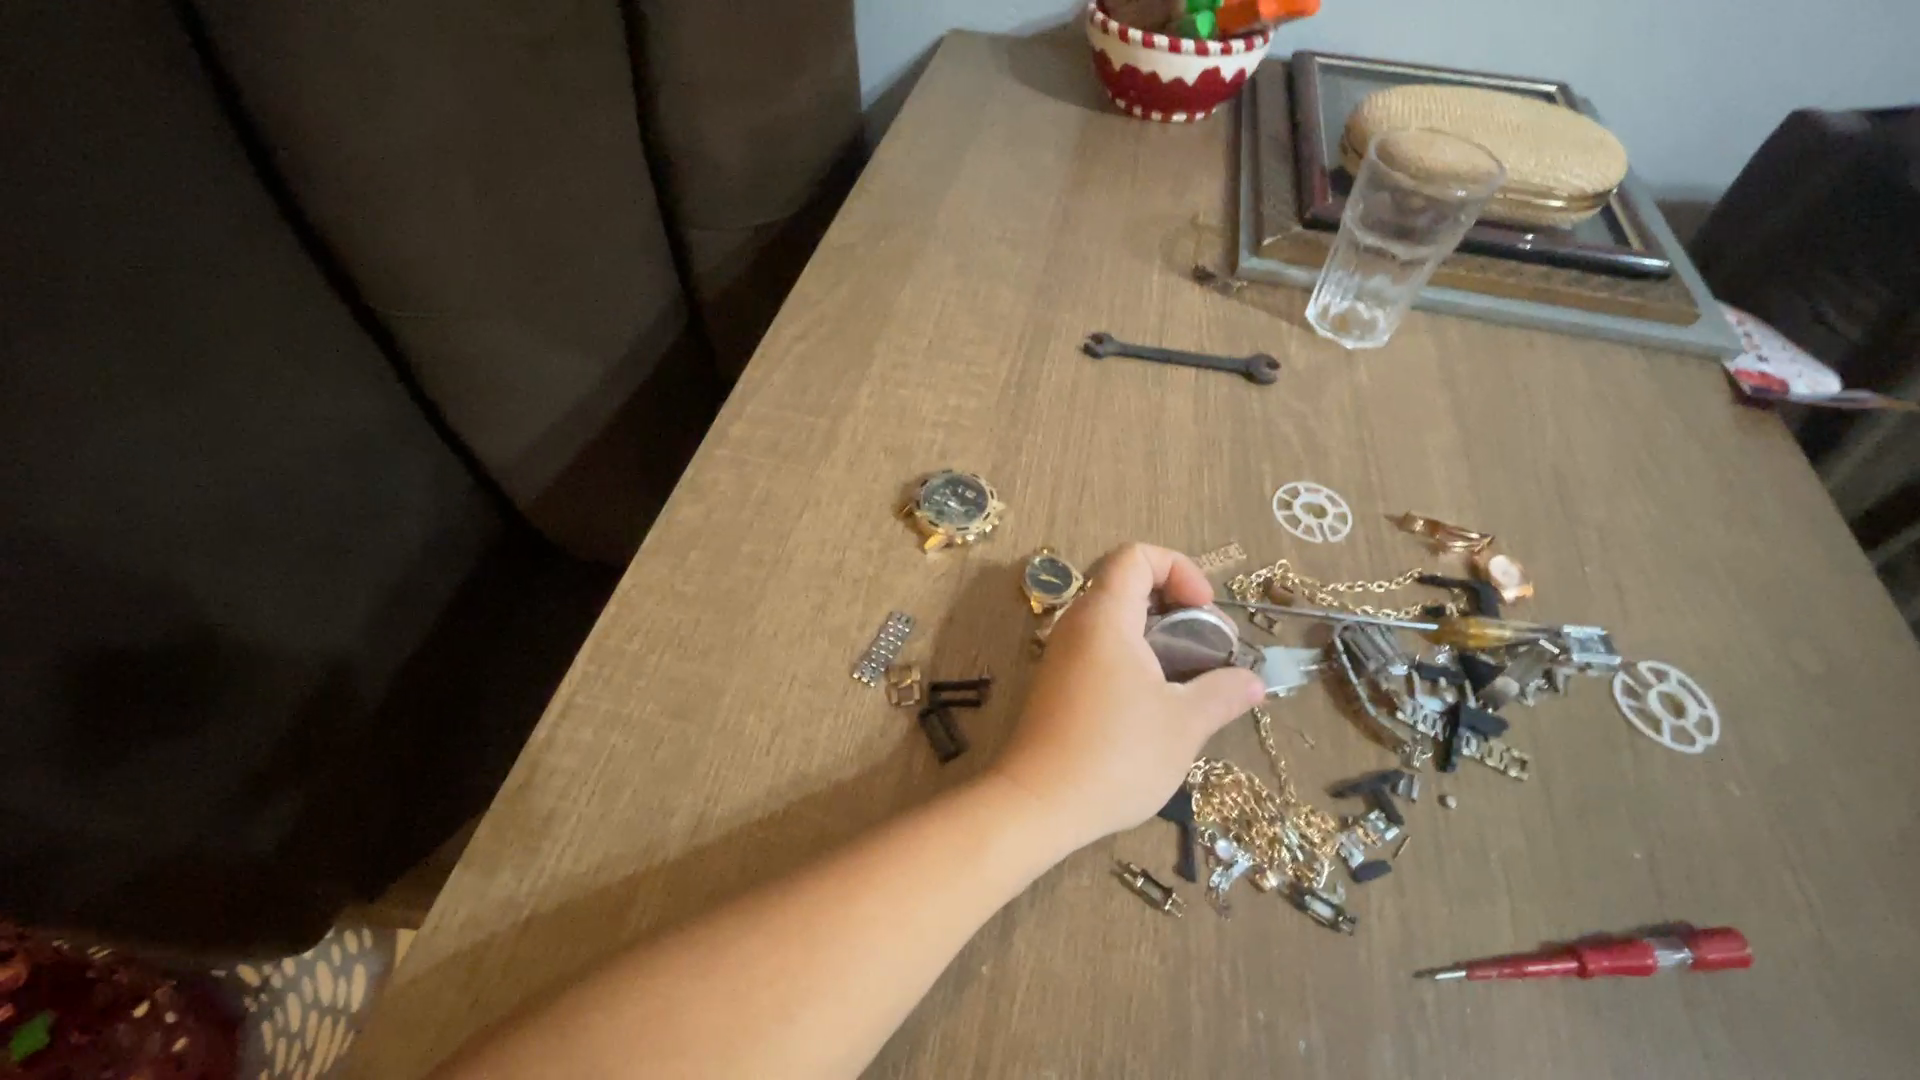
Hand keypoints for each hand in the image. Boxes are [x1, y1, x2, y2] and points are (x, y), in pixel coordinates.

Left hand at [988, 543, 1265, 850]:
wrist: (1038, 803)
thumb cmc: (1115, 755)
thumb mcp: (1184, 724)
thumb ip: (1222, 693)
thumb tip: (1254, 682)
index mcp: (1104, 617)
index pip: (1136, 556)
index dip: (1179, 569)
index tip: (1205, 611)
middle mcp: (1076, 626)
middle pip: (1126, 586)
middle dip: (1175, 607)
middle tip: (1207, 650)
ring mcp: (1061, 656)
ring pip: (1113, 623)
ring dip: (1156, 639)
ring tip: (1188, 682)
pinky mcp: (1056, 686)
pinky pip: (1099, 652)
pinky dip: (1132, 661)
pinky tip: (1156, 705)